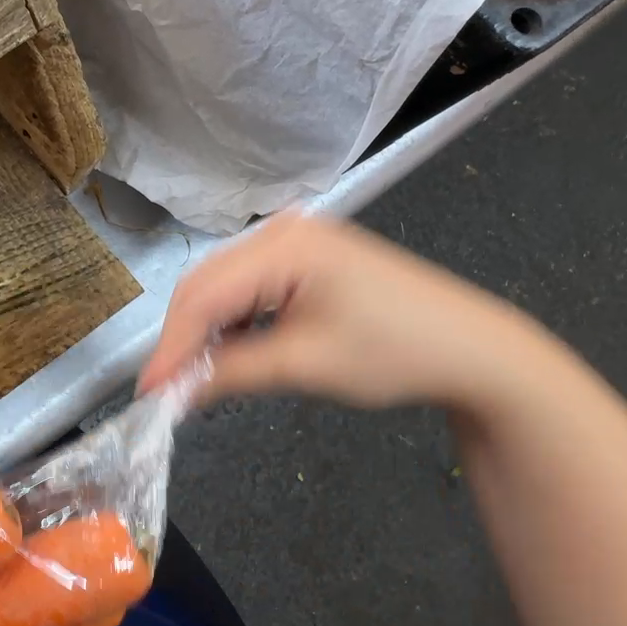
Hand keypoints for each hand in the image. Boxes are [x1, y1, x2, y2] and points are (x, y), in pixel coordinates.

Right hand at [139, 215, 560, 412]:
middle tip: (165, 389)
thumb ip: (227, 374)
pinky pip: (245, 288)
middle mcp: (281, 231)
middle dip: (183, 338)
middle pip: (206, 285)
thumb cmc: (397, 354)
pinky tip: (228, 350)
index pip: (203, 295)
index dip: (170, 345)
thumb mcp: (304, 366)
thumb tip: (168, 394)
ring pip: (221, 287)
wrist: (478, 352)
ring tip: (194, 375)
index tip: (148, 392)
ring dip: (204, 331)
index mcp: (284, 246)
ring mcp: (293, 241)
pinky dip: (230, 322)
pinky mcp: (302, 258)